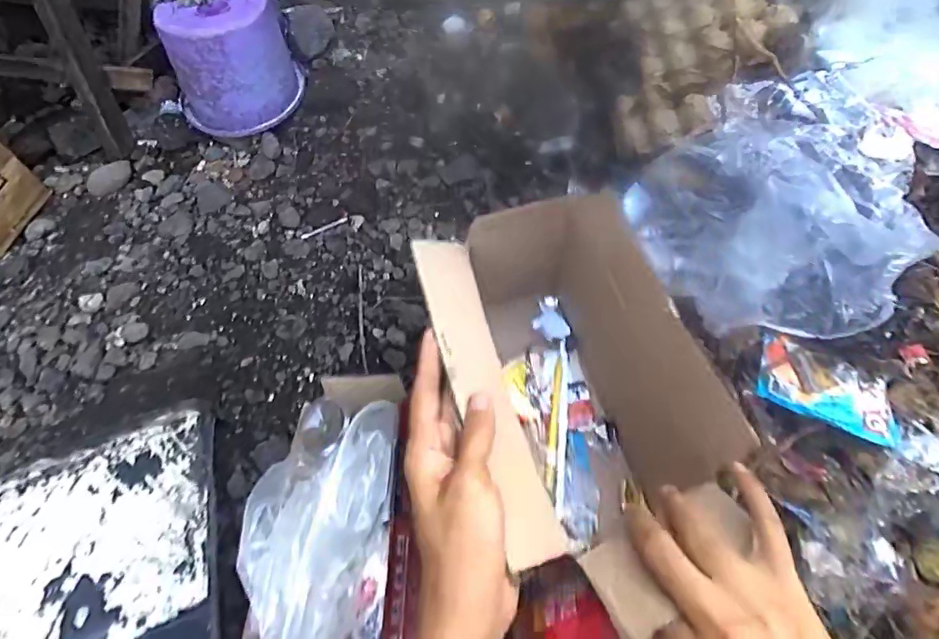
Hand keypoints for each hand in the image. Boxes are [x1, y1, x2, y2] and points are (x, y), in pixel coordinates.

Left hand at [406, 330, 518, 638]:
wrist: (472, 605)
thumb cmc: (463, 544)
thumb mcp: (470, 484)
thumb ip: (475, 438)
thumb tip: (477, 395)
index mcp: (425, 454)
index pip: (425, 398)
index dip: (428, 364)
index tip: (432, 332)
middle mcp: (437, 460)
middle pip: (445, 410)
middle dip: (456, 378)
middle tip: (472, 345)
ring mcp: (457, 478)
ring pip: (467, 430)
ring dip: (479, 406)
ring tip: (495, 373)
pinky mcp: (477, 494)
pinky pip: (484, 454)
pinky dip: (495, 435)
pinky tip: (513, 423)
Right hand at [628, 464, 827, 638]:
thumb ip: (684, 638)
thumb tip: (657, 614)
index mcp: (710, 617)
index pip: (660, 566)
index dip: (639, 536)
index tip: (626, 517)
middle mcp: (728, 589)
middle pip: (679, 544)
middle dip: (656, 522)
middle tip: (639, 505)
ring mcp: (759, 576)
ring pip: (712, 530)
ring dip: (686, 510)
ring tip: (669, 491)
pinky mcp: (786, 574)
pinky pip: (768, 526)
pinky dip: (754, 494)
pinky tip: (738, 469)